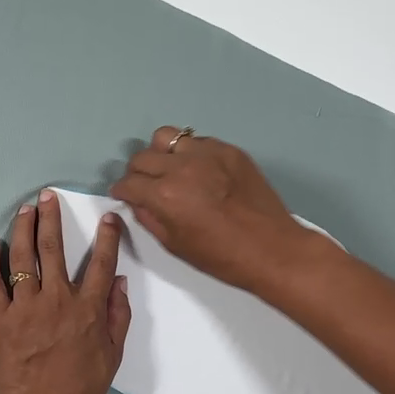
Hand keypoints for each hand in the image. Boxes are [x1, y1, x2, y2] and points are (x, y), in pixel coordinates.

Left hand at [0, 189, 131, 393]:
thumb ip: (117, 317)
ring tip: (25, 208)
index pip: (101, 263)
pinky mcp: (1, 317)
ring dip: (23, 228)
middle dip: (52, 218)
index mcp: (87, 309)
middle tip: (48, 196)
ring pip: (23, 257)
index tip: (108, 216)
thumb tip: (120, 281)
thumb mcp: (112, 357)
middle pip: (53, 248)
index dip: (107, 237)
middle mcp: (56, 299)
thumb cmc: (80, 391)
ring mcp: (25, 306)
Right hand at [111, 126, 330, 292]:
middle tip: (147, 186)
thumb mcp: (174, 244)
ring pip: (167, 137)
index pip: (128, 182)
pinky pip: (198, 141)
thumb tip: (137, 200)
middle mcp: (181, 167)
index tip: (124, 195)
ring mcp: (207, 153)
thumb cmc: (221, 256)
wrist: (273, 249)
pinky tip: (201, 171)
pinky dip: (191, 153)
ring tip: (172, 169)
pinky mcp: (229, 150)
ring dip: (162, 154)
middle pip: (142, 157)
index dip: (122, 190)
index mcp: (164, 194)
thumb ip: (149, 217)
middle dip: (138, 173)